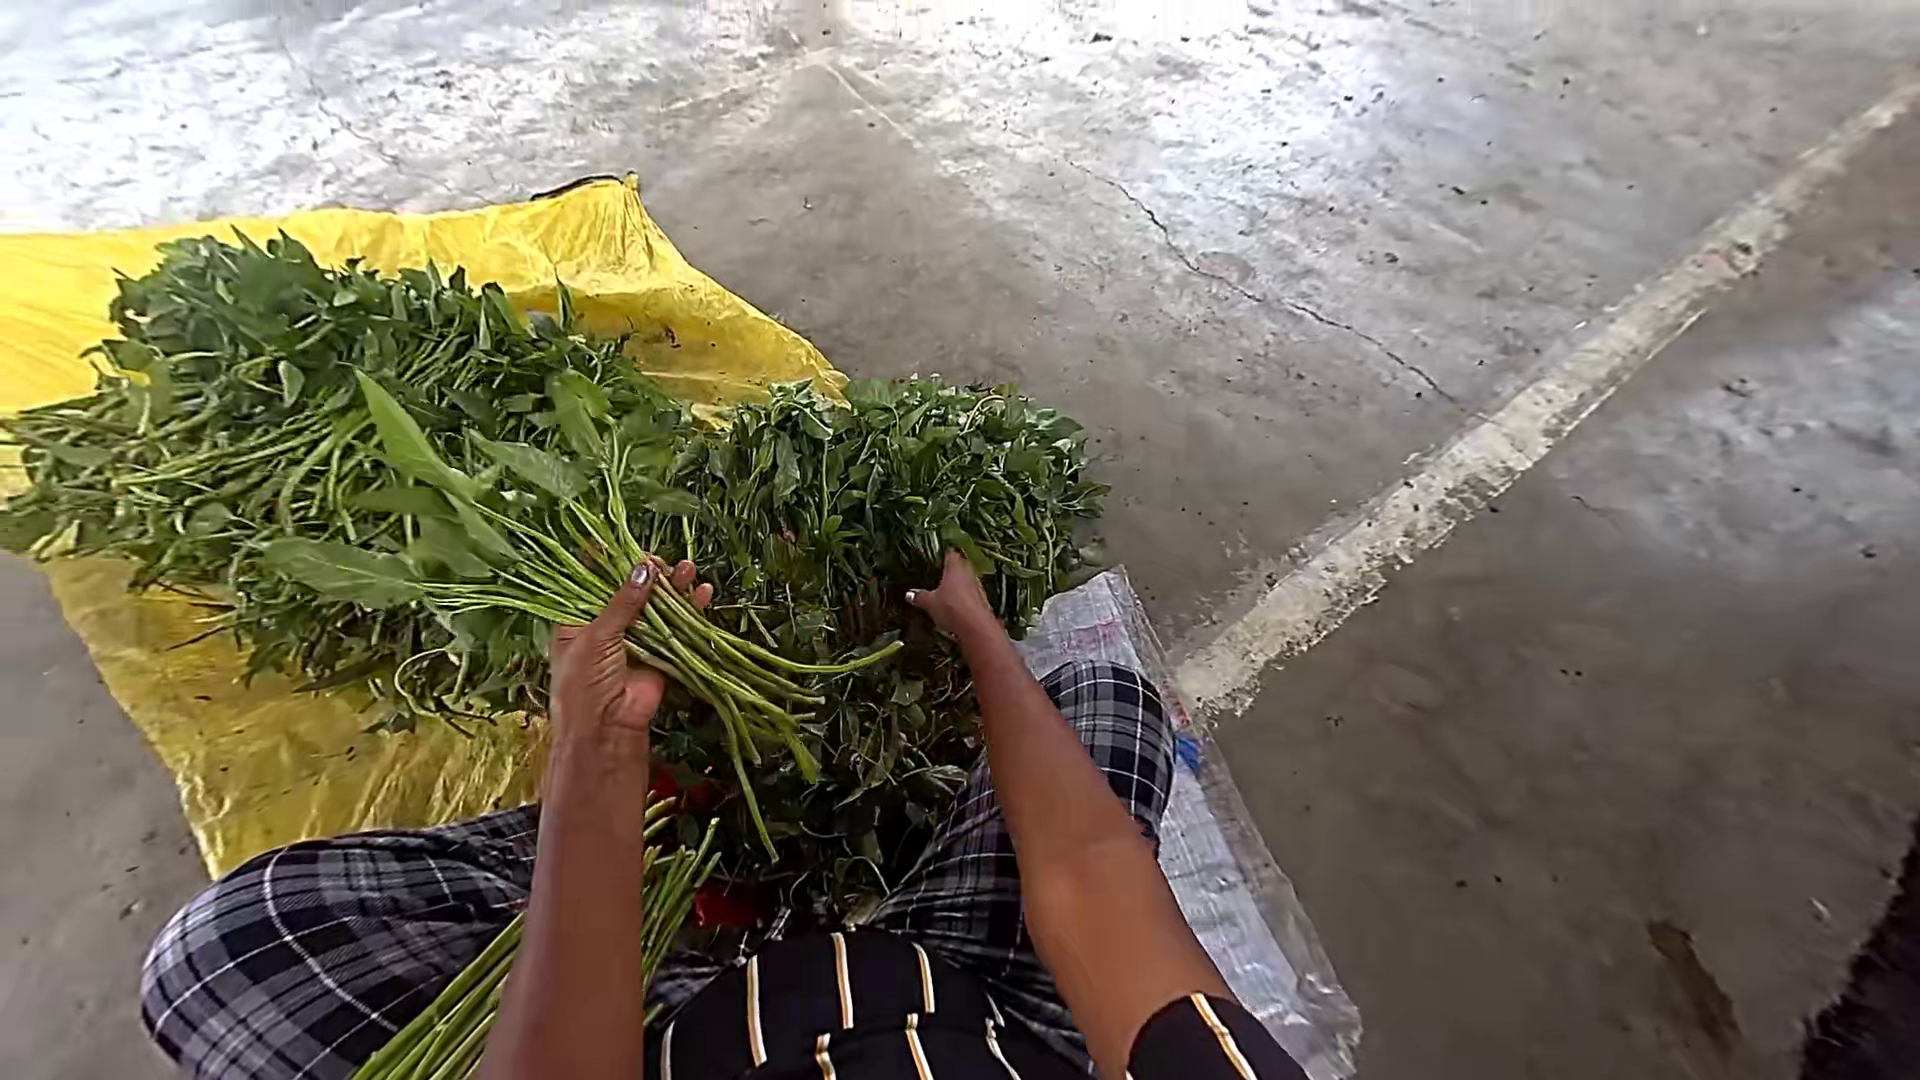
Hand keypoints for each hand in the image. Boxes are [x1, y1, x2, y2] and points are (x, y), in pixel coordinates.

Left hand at [550, 558, 712, 743]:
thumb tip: (644, 569)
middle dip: (649, 572)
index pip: (594, 582)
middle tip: (662, 563)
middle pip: (633, 589)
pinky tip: (702, 592)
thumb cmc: (585, 683)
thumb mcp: (596, 637)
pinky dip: (692, 606)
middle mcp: (609, 624)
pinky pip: (680, 622)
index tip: (627, 545)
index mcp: (580, 619)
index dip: (610, 563)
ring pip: (659, 602)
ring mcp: (639, 635)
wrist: (607, 726)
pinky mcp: (664, 647)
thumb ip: (622, 603)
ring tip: (688, 569)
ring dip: (674, 585)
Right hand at [906, 550, 1000, 642]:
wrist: (976, 627)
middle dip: (950, 569)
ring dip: (958, 583)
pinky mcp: (982, 600)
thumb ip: (919, 596)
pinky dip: (964, 596)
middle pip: (960, 565)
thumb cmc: (952, 608)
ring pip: (967, 579)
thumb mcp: (930, 603)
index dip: (942, 554)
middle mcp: (969, 573)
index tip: (934, 557)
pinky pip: (971, 593)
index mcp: (955, 567)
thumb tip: (910, 594)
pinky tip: (955, 604)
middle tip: (938, 573)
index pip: (950, 553)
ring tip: (946, 589)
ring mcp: (978, 586)